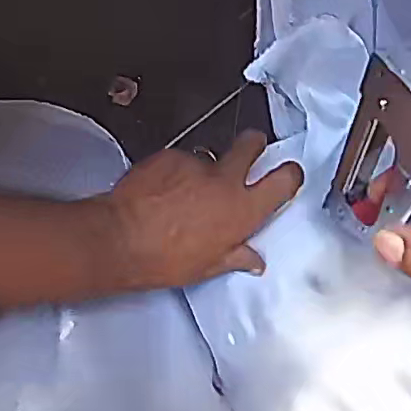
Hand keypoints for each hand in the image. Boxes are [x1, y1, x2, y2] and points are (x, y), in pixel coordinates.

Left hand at [91, 131, 302, 290]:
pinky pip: (178, 159)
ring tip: (183, 190)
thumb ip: (236, 256)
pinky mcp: (168, 155)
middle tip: (248, 152)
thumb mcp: (207, 266)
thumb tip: (253, 261)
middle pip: (251, 144)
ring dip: (203, 167)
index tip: (287, 174)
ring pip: (209, 154)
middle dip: (253, 144)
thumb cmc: (164, 260)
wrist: (121, 239)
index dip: (290, 173)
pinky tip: (160, 189)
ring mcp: (195, 163)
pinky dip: (173, 170)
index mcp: (242, 210)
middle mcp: (224, 180)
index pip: (285, 180)